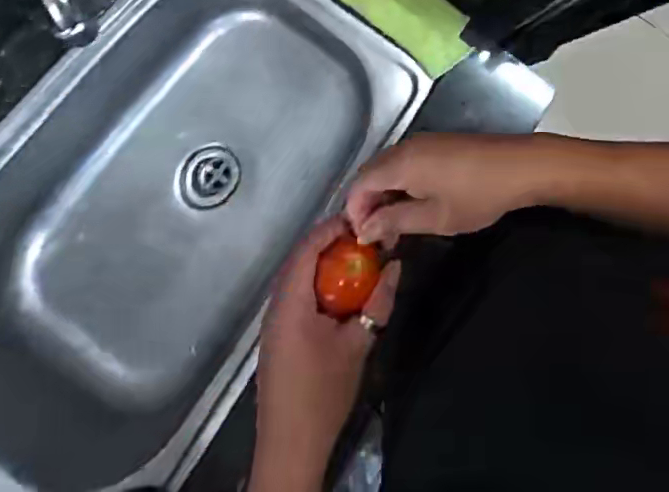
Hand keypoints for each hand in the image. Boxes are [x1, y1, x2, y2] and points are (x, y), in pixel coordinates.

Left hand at [249, 217, 399, 491]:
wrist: (290, 448)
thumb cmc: (324, 394)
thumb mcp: (358, 344)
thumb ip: (377, 302)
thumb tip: (396, 265)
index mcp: (290, 304)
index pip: (306, 249)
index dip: (332, 227)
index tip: (362, 220)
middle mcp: (275, 307)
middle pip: (298, 259)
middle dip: (329, 242)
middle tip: (364, 236)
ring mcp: (272, 324)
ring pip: (295, 277)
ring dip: (323, 262)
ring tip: (356, 258)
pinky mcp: (276, 337)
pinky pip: (295, 294)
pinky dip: (317, 282)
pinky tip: (340, 291)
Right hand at [344, 133, 563, 246]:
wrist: (519, 166)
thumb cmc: (477, 195)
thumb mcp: (435, 217)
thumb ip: (394, 221)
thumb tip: (364, 229)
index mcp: (400, 163)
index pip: (358, 185)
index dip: (355, 212)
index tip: (365, 240)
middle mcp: (405, 146)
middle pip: (370, 173)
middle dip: (367, 203)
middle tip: (379, 235)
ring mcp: (422, 141)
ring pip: (388, 166)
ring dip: (384, 193)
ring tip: (396, 224)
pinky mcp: (437, 142)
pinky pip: (405, 161)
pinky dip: (400, 182)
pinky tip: (414, 202)